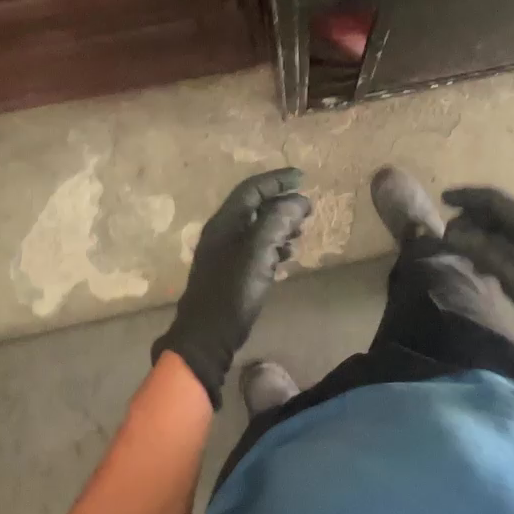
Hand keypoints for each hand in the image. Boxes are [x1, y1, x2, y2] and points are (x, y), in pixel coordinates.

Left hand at [153, 168, 311, 405]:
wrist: (206, 336)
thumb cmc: (232, 292)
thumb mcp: (258, 253)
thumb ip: (278, 223)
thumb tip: (299, 200)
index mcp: (224, 223)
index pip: (252, 189)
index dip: (277, 180)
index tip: (302, 178)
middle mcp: (222, 233)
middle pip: (254, 207)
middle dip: (281, 204)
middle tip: (307, 209)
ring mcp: (224, 254)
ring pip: (256, 229)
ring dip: (280, 226)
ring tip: (301, 233)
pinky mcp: (230, 273)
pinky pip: (255, 249)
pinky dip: (273, 246)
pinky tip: (287, 257)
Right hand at [442, 187, 513, 391]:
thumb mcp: (508, 270)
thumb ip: (479, 248)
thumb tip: (451, 233)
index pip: (494, 198)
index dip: (466, 196)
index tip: (442, 199)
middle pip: (499, 212)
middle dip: (471, 219)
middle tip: (449, 235)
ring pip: (505, 229)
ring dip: (481, 235)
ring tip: (462, 250)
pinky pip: (513, 243)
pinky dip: (494, 248)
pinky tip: (483, 265)